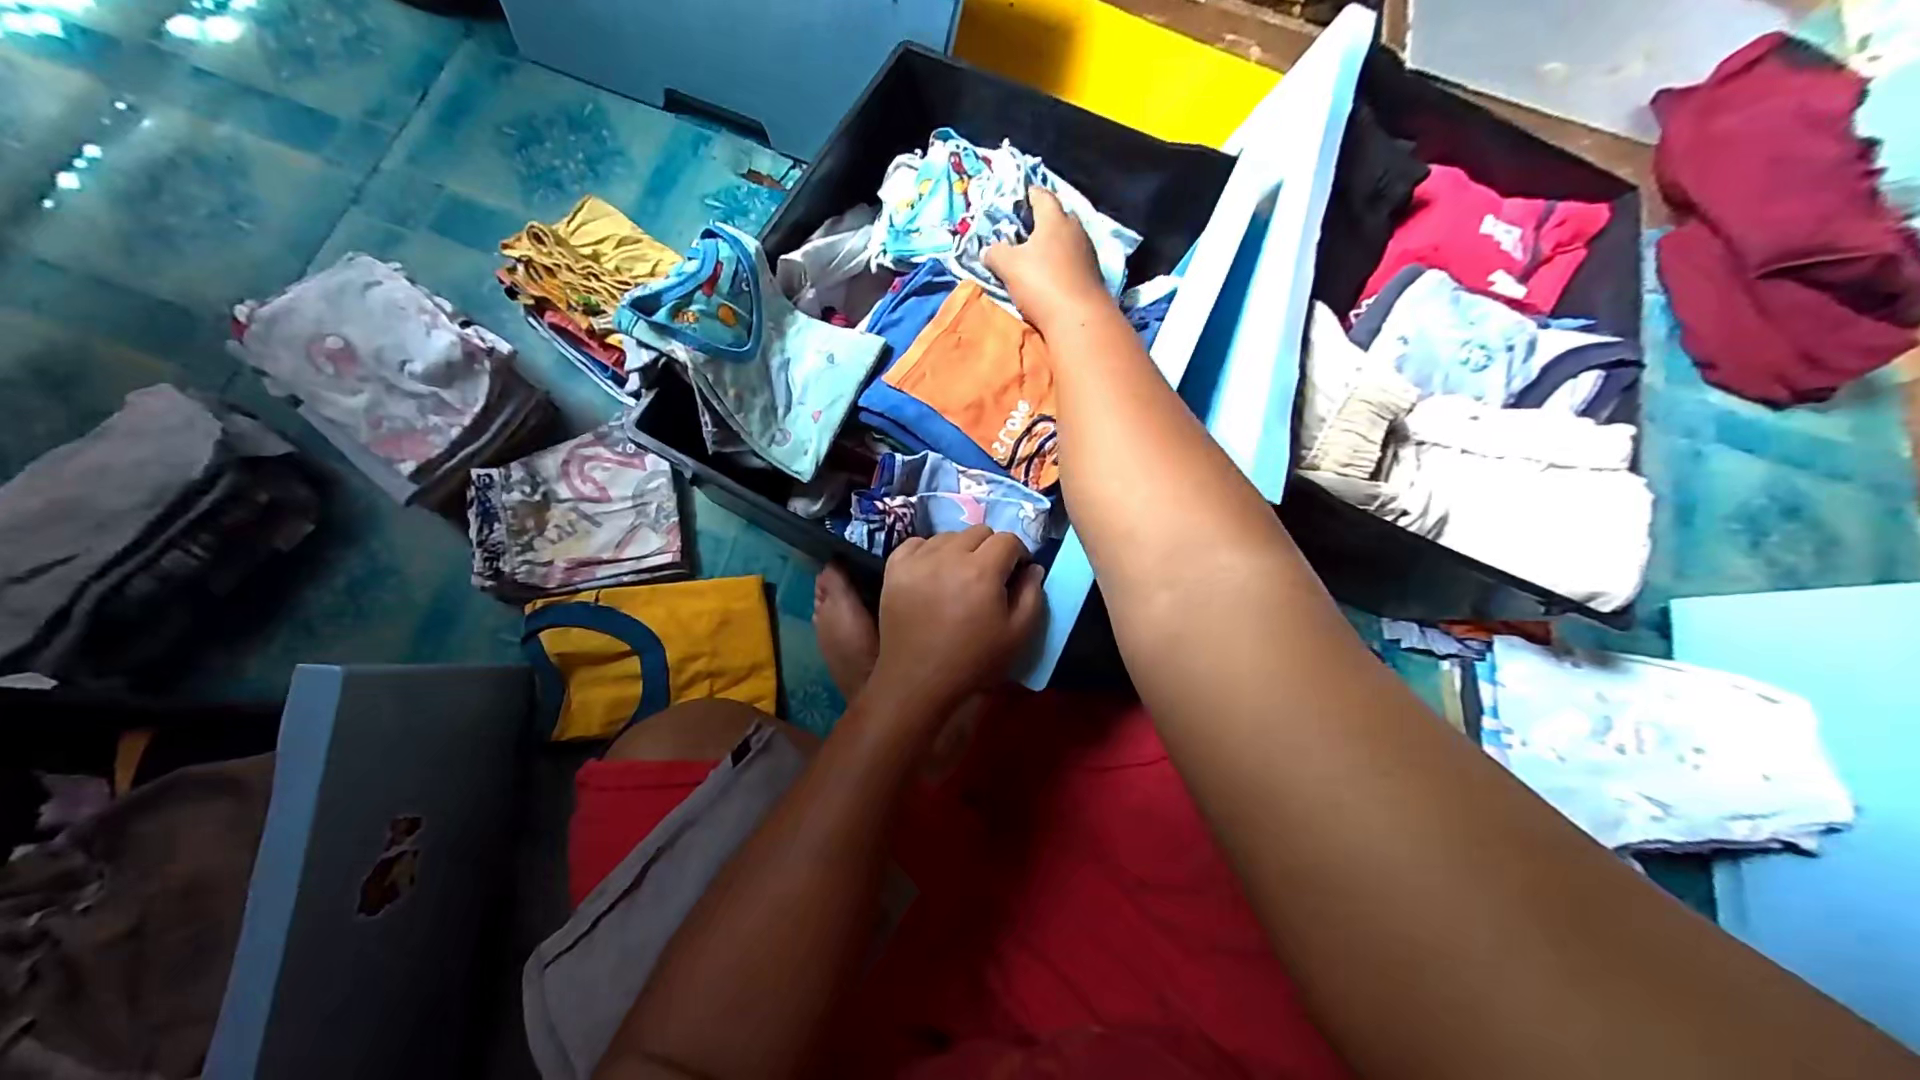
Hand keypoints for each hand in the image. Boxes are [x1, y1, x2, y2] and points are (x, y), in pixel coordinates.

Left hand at [867, 525, 1046, 715]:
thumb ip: (1032, 595)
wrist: (919, 681)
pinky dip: (928, 552)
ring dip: (960, 550)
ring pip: (948, 536)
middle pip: (979, 531)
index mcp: (982, 570)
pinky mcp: (894, 569)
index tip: (1015, 575)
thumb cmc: (973, 661)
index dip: (1018, 555)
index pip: (1008, 539)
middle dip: (990, 549)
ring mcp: (917, 560)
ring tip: (958, 577)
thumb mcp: (1018, 634)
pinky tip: (933, 572)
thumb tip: (1032, 568)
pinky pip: (916, 543)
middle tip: (988, 578)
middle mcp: (948, 556)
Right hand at [984, 188, 1110, 330]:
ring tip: (1037, 254)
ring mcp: (1087, 252)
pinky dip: (1062, 262)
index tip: (1019, 198)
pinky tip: (1052, 274)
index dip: (1029, 195)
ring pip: (1068, 239)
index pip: (1042, 196)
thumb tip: (988, 250)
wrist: (1079, 319)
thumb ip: (995, 253)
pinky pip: (1074, 260)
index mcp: (1054, 219)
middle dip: (1043, 220)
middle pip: (1058, 216)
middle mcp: (1075, 230)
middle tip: (1026, 230)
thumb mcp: (1008, 266)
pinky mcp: (1093, 275)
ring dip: (1054, 244)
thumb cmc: (1042, 283)